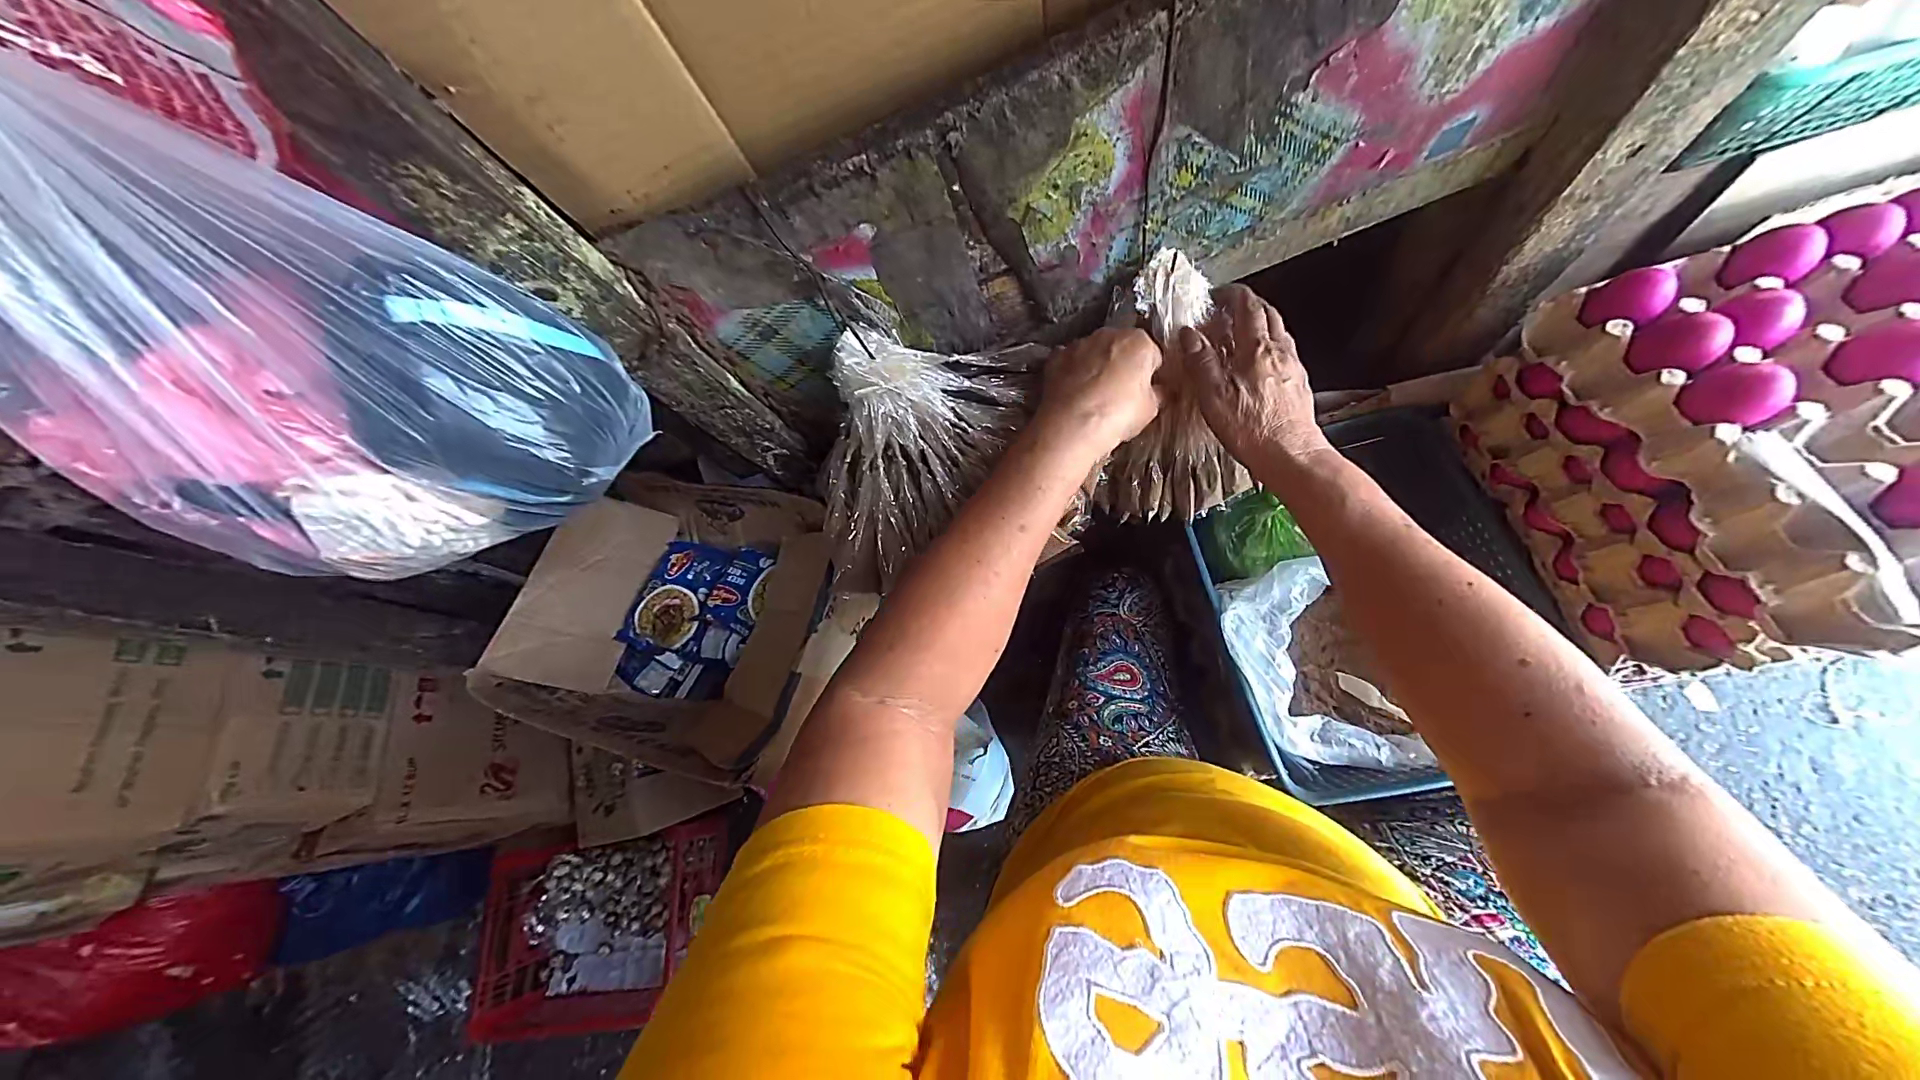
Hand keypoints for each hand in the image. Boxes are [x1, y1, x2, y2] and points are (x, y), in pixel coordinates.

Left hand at [1033, 327, 1163, 455]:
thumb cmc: (1116, 415)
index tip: (1146, 389)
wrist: (1072, 427)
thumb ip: (1157, 394)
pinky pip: (1069, 363)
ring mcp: (1079, 345)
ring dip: (1096, 367)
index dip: (1150, 374)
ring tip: (1095, 397)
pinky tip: (1074, 394)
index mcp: (1139, 341)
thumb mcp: (1150, 409)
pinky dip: (1071, 373)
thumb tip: (1158, 392)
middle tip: (1121, 394)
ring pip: (1093, 352)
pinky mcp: (1055, 359)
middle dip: (1122, 366)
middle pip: (1121, 348)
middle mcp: (1108, 335)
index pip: (1152, 355)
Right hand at [1180, 285, 1332, 474]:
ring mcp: (1292, 366)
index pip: (1247, 306)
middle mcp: (1279, 351)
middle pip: (1268, 313)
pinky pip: (1284, 352)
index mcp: (1257, 349)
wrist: (1290, 454)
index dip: (1232, 295)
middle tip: (1228, 309)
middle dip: (1248, 305)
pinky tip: (1258, 362)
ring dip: (1260, 324)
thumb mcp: (1213, 395)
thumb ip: (1201, 361)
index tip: (1217, 296)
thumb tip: (1189, 334)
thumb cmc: (1251, 428)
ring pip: (1278, 331)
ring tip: (1241, 332)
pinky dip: (1269, 346)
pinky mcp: (1298, 383)